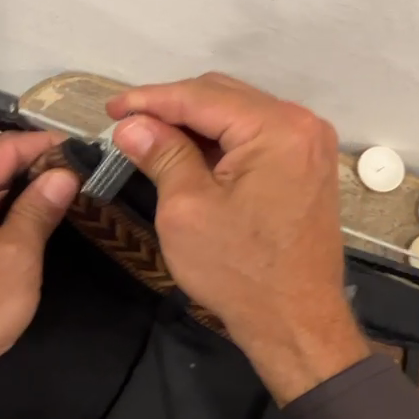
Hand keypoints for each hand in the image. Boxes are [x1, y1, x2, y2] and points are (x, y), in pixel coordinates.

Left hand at [0, 132, 78, 418]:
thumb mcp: (17, 256)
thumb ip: (40, 208)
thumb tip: (65, 172)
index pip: (4, 148)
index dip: (46, 144)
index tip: (86, 149)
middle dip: (38, 165)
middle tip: (85, 172)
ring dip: (25, 190)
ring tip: (70, 192)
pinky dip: (9, 212)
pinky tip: (37, 219)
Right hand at [106, 73, 368, 403]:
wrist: (294, 322)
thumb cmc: (238, 271)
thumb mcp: (186, 210)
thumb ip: (161, 156)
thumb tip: (131, 125)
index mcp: (276, 128)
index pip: (200, 96)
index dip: (148, 100)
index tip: (109, 108)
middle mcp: (301, 124)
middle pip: (222, 96)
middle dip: (171, 107)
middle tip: (126, 125)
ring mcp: (308, 145)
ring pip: (238, 114)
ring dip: (193, 123)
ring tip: (149, 138)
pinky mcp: (306, 167)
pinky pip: (254, 137)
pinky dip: (219, 141)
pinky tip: (187, 153)